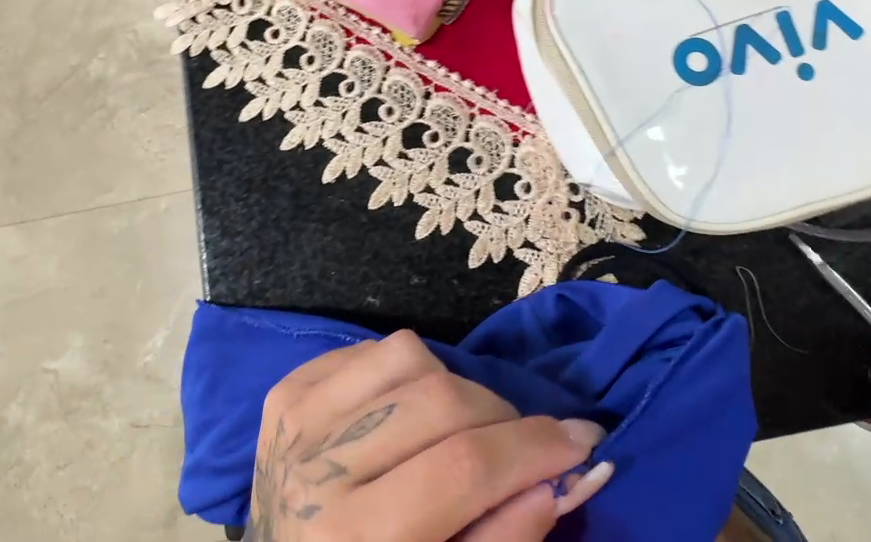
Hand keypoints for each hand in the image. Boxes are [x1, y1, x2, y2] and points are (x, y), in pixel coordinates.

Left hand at [246, 329, 613, 540]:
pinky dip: (407, 370)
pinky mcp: (287, 391)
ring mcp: (297, 420)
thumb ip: (500, 539)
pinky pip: (370, 348)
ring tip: (462, 427)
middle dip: (504, 416)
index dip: (534, 448)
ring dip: (454, 385)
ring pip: (408, 354)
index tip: (583, 439)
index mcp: (357, 537)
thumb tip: (560, 478)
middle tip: (525, 442)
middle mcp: (318, 468)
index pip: (464, 467)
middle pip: (441, 401)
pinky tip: (411, 409)